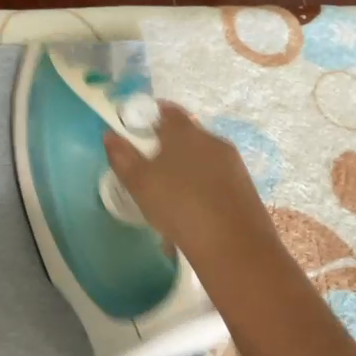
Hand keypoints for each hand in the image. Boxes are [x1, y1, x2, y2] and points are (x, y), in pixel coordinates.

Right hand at [103, 101, 278, 268]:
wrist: (233, 245)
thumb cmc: (178, 205)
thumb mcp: (138, 182)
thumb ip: (121, 156)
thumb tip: (110, 135)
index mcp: (185, 132)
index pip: (167, 110)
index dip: (149, 114)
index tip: (135, 128)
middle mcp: (212, 140)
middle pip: (185, 132)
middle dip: (166, 142)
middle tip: (147, 161)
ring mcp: (233, 162)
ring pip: (202, 155)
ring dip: (185, 164)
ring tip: (168, 188)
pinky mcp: (245, 185)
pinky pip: (216, 175)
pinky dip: (201, 182)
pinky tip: (191, 205)